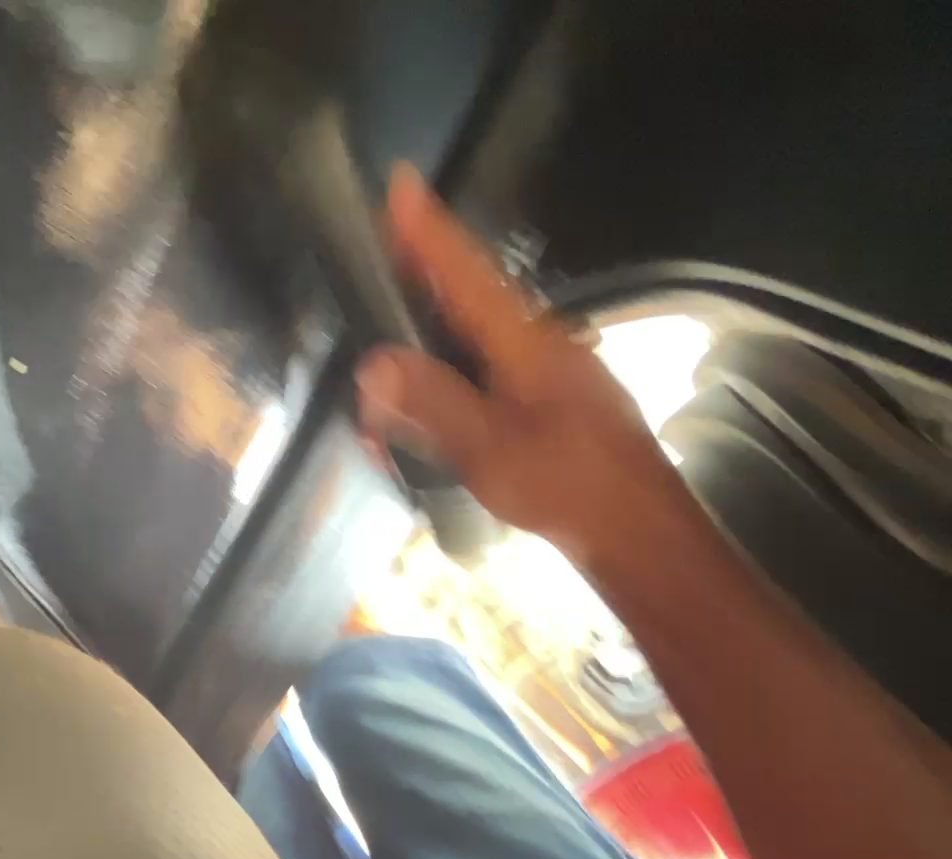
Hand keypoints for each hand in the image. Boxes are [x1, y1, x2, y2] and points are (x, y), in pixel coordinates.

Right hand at [356, 164, 698, 565]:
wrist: (633, 529)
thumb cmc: (565, 483)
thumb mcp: (490, 448)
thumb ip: (432, 404)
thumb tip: (372, 365)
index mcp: (524, 342)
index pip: (468, 273)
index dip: (430, 231)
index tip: (401, 186)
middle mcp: (532, 343)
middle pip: (461, 296)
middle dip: (411, 282)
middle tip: (368, 273)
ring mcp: (537, 371)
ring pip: (463, 340)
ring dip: (416, 351)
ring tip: (378, 386)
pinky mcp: (536, 398)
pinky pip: (473, 371)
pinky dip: (435, 382)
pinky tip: (412, 420)